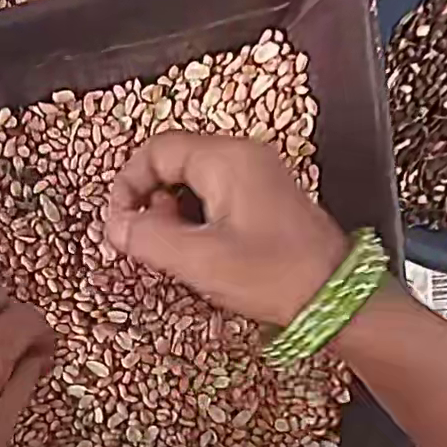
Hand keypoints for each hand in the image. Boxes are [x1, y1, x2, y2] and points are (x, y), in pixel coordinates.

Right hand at [106, 132, 353, 325]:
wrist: (332, 297)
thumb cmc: (270, 275)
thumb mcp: (199, 260)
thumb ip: (148, 239)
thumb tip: (114, 226)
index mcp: (226, 160)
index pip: (156, 150)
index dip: (127, 185)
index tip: (119, 225)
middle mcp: (241, 157)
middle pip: (172, 163)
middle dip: (148, 202)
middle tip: (146, 243)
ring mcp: (254, 176)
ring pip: (189, 183)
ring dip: (169, 215)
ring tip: (174, 252)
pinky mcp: (260, 200)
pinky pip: (210, 197)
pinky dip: (192, 220)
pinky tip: (198, 252)